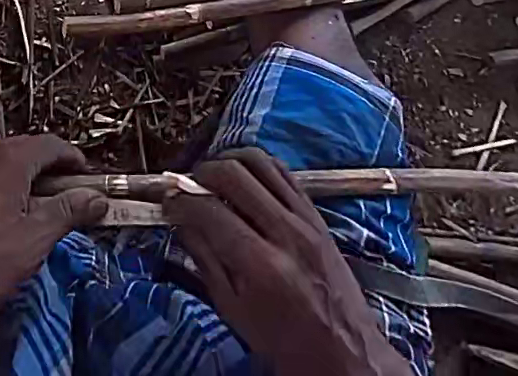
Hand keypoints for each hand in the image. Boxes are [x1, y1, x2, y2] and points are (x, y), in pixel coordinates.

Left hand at [0, 136, 105, 338]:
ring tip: (24, 201)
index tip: (85, 177)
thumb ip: (66, 212)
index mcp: (9, 159)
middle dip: (45, 165)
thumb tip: (97, 197)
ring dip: (14, 170)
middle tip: (60, 192)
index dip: (72, 158)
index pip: (50, 145)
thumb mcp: (32, 242)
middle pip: (22, 147)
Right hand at [167, 149, 410, 374]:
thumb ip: (204, 259)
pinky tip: (242, 178)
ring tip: (212, 177)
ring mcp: (305, 219)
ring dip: (226, 161)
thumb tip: (179, 220)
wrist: (349, 357)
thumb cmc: (286, 343)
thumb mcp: (234, 310)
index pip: (208, 211)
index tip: (168, 204)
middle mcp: (285, 233)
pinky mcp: (316, 214)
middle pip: (231, 174)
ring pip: (257, 161)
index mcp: (261, 266)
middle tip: (187, 187)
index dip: (179, 202)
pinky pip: (281, 170)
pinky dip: (255, 165)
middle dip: (199, 173)